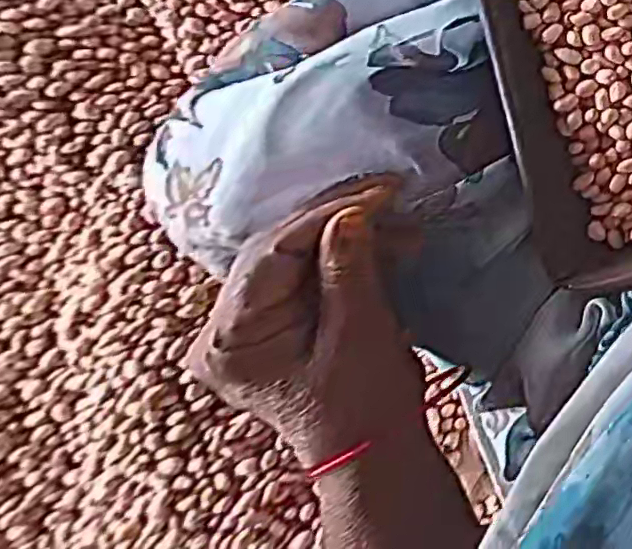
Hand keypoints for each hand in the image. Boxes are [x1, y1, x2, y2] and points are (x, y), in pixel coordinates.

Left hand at [184, 177, 423, 465]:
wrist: (373, 439)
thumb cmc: (361, 398)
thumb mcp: (358, 332)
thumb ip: (348, 269)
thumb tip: (350, 213)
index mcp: (229, 338)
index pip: (271, 253)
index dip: (326, 214)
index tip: (381, 192)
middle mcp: (229, 325)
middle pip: (279, 246)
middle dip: (340, 216)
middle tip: (392, 195)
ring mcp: (256, 318)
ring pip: (299, 249)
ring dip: (354, 230)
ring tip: (402, 226)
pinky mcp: (287, 311)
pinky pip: (314, 264)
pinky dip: (355, 247)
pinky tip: (390, 241)